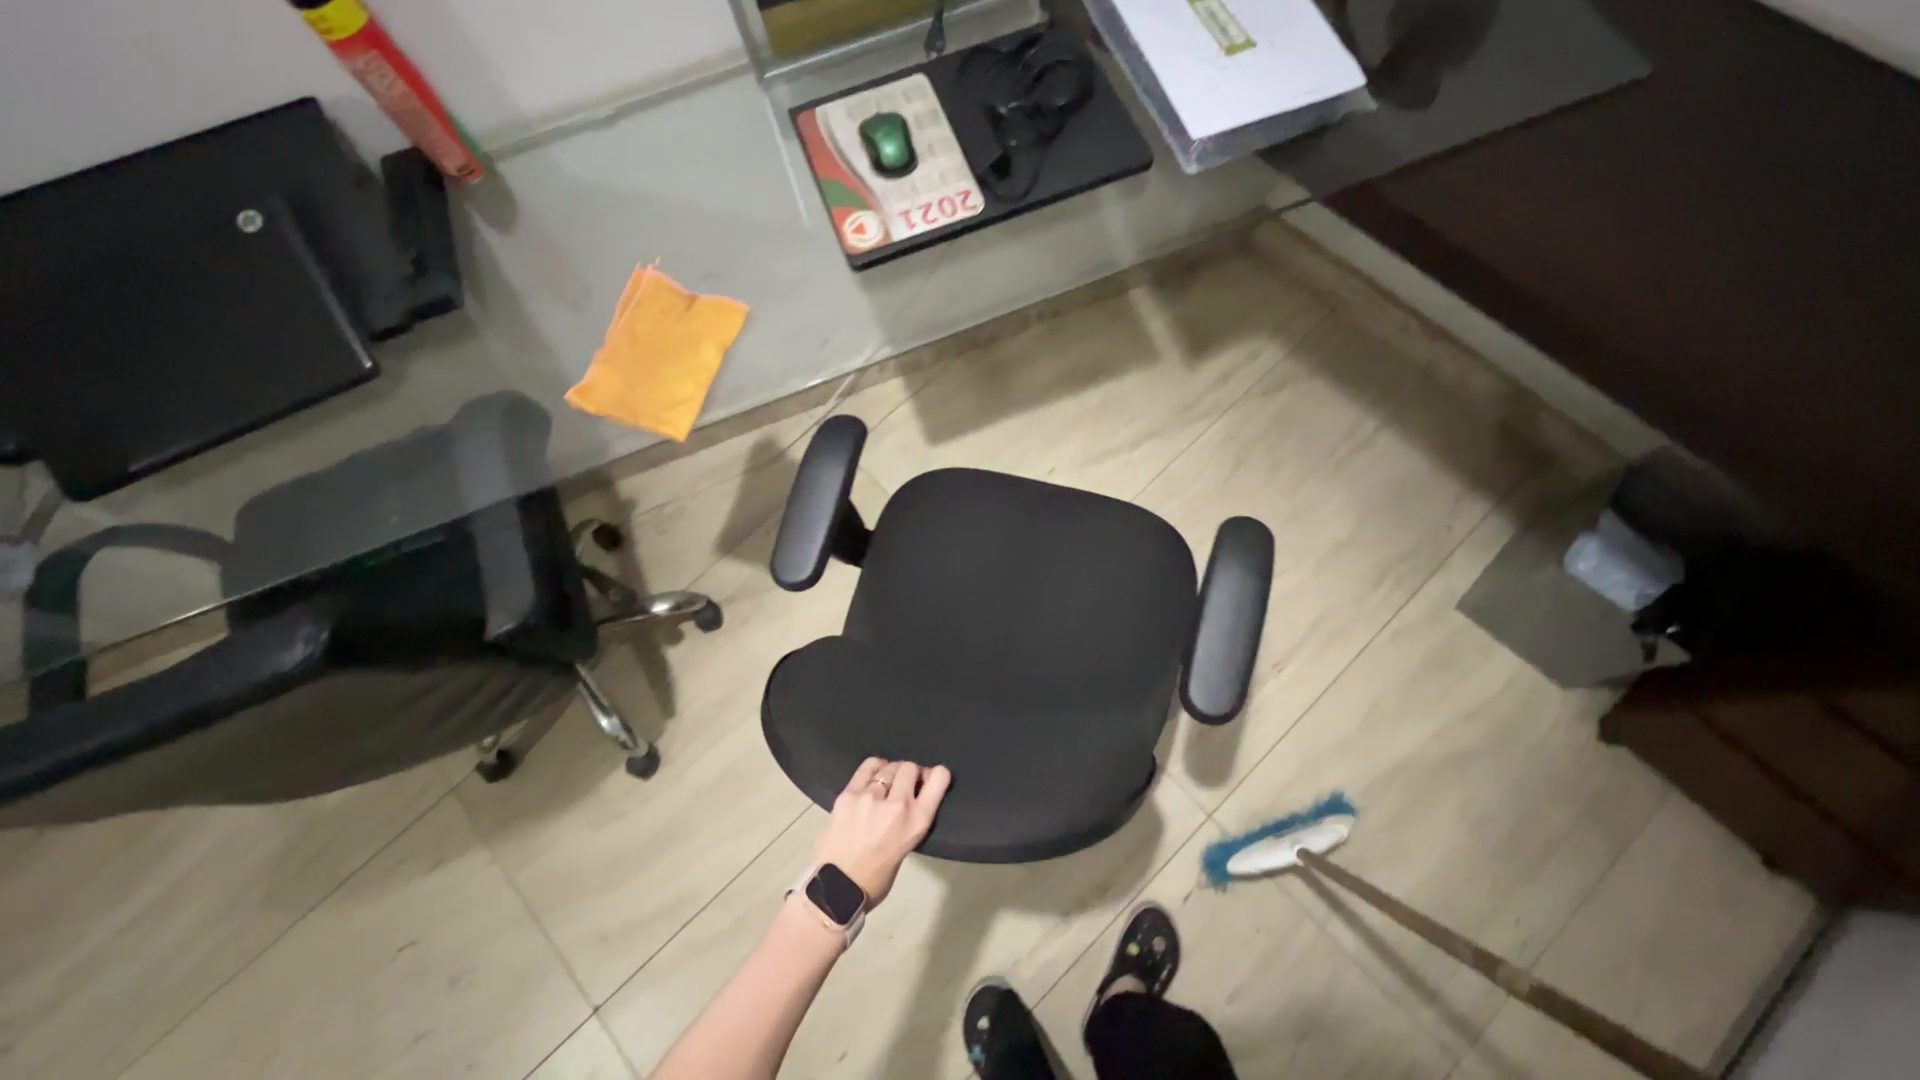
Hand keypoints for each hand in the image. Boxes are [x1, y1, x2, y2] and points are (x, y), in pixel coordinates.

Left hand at [815, 758, 951, 907]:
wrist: (837, 888)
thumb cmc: (877, 878)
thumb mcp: (906, 847)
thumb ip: (908, 819)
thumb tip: (905, 798)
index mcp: (917, 822)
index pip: (939, 779)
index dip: (936, 774)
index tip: (930, 779)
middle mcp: (898, 805)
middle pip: (910, 768)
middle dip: (910, 773)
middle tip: (903, 785)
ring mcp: (871, 797)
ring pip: (888, 767)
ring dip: (890, 773)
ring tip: (884, 783)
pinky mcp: (849, 795)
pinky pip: (867, 768)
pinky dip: (873, 768)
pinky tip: (872, 775)